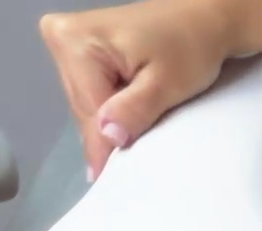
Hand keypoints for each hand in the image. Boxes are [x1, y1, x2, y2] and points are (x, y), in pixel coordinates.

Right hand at [41, 0, 237, 179]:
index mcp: (76, 42)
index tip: (104, 178)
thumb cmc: (191, 48)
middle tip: (113, 177)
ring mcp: (67, 40)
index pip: (90, 107)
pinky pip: (92, 90)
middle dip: (104, 137)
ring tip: (117, 159)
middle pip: (84, 105)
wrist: (201, 21)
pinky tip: (117, 132)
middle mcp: (61, 36)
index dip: (102, 145)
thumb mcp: (168, 84)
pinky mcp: (80, 47)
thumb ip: (136, 109)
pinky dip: (108, 112)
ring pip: (86, 100)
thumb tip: (110, 135)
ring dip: (106, 126)